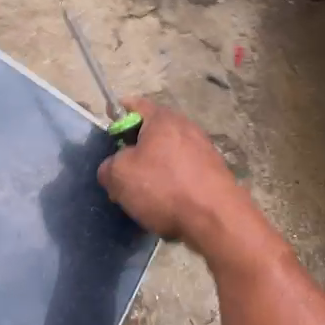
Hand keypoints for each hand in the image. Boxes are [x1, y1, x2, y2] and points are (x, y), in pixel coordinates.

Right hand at [97, 98, 248, 247]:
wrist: (216, 220)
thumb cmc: (164, 188)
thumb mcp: (119, 176)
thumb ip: (108, 166)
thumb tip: (112, 168)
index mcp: (163, 120)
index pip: (135, 105)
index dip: (117, 113)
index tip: (108, 127)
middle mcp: (187, 128)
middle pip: (153, 132)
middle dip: (135, 148)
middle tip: (120, 168)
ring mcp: (205, 151)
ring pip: (168, 154)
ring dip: (154, 168)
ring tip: (142, 193)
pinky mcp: (215, 174)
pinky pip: (184, 173)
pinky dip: (172, 183)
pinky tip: (165, 204)